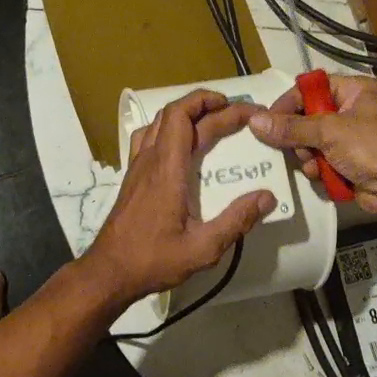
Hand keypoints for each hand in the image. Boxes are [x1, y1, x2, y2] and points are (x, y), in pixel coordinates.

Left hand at [79, 90, 276, 301]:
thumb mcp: (202, 248)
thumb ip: (236, 221)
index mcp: (166, 169)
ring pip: (159, 122)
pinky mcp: (132, 177)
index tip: (243, 109)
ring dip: (186, 113)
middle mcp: (149, 159)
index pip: (185, 117)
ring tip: (212, 120)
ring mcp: (137, 166)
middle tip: (237, 114)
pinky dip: (170, 129)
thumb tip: (267, 197)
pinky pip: (149, 138)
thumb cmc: (153, 260)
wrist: (109, 272)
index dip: (214, 104)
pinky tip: (182, 145)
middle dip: (208, 106)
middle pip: (174, 114)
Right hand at [249, 76, 376, 218]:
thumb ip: (291, 127)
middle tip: (292, 147)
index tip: (268, 120)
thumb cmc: (373, 148)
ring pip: (314, 142)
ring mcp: (354, 139)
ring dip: (308, 156)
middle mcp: (355, 110)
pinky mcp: (352, 163)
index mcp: (357, 91)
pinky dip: (319, 169)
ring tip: (311, 165)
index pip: (313, 87)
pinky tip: (321, 177)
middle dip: (299, 136)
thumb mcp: (330, 132)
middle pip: (310, 117)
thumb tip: (255, 121)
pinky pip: (324, 161)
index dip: (289, 102)